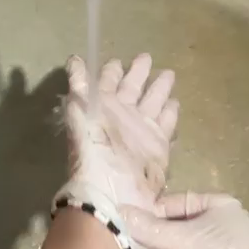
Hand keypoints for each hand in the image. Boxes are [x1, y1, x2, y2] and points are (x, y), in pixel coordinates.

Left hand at [59, 54, 177, 228]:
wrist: (112, 192)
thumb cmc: (93, 150)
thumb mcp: (80, 113)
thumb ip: (79, 85)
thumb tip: (73, 58)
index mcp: (101, 106)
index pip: (107, 81)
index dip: (111, 70)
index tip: (117, 60)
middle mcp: (122, 115)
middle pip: (133, 87)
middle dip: (138, 72)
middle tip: (146, 56)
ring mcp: (141, 130)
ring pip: (153, 101)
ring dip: (159, 87)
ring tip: (167, 74)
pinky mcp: (159, 145)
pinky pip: (167, 123)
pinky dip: (171, 113)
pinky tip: (175, 103)